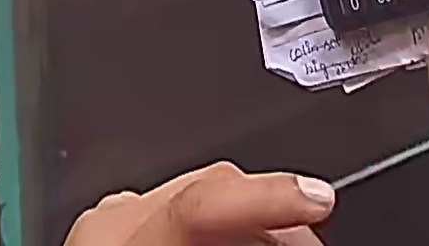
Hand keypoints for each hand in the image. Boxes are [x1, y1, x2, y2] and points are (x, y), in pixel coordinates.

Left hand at [64, 163, 334, 245]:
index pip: (202, 200)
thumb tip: (293, 240)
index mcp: (115, 244)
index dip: (270, 195)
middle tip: (314, 239)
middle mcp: (110, 221)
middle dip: (273, 213)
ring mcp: (111, 218)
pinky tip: (248, 244)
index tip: (318, 200)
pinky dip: (222, 228)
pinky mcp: (117, 225)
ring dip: (252, 220)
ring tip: (288, 242)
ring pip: (205, 193)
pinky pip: (182, 208)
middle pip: (215, 188)